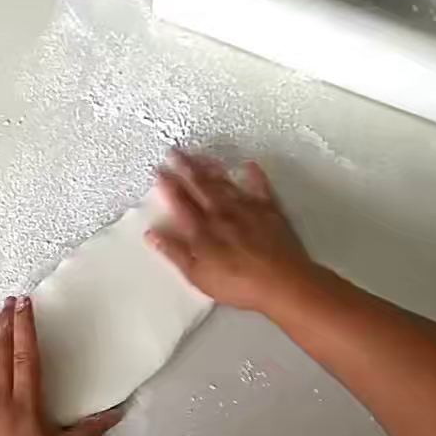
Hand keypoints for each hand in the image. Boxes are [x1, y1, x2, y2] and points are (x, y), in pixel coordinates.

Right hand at [146, 151, 323, 313]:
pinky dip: (254, 176)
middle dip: (185, 168)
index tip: (159, 170)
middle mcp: (222, 215)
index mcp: (202, 231)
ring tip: (200, 154)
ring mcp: (247, 211)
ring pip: (225, 183)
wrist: (283, 283)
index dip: (168, 185)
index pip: (180, 202)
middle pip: (200, 186)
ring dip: (211, 168)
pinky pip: (261, 189)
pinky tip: (248, 165)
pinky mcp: (270, 212)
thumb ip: (174, 252)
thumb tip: (152, 235)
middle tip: (174, 151)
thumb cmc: (238, 283)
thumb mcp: (197, 274)